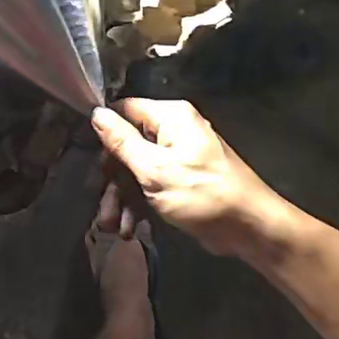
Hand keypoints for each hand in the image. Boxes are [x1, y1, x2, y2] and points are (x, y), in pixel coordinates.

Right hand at [91, 99, 298, 261]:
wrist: (249, 227)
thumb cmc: (204, 194)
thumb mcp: (155, 169)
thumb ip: (122, 141)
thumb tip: (97, 113)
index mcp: (171, 117)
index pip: (125, 110)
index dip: (103, 132)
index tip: (89, 159)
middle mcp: (175, 131)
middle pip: (128, 145)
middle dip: (112, 179)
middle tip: (102, 207)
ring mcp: (179, 157)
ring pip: (137, 170)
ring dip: (122, 198)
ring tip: (113, 227)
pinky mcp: (183, 180)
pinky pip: (152, 185)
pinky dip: (140, 205)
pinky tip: (131, 229)